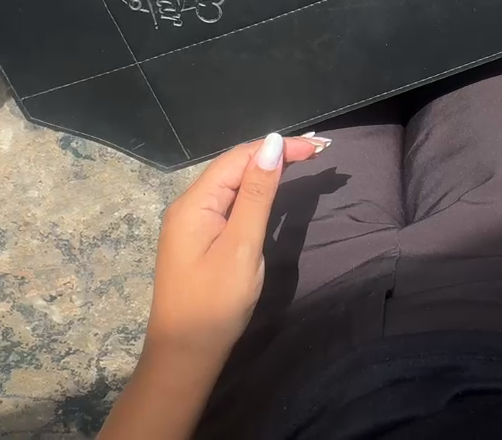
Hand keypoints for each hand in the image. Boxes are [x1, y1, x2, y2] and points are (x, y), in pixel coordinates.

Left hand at [143, 132, 326, 362]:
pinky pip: (230, 199)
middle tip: (316, 151)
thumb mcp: (242, 246)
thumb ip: (258, 193)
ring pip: (234, 181)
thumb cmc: (215, 303)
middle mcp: (189, 205)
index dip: (278, 147)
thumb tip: (273, 144)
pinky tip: (272, 187)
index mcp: (195, 203)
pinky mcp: (199, 237)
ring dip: (267, 168)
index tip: (316, 148)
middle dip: (275, 153)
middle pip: (236, 165)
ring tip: (302, 160)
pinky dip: (256, 189)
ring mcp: (192, 222)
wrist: (185, 357)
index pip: (241, 158)